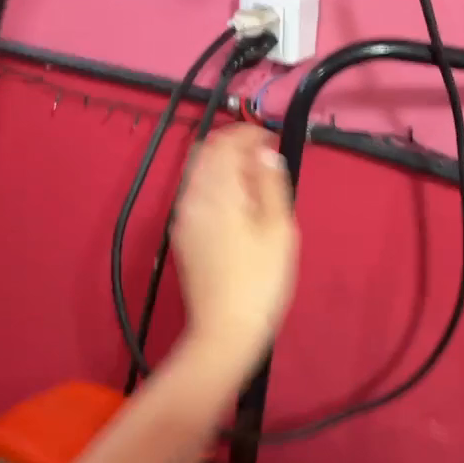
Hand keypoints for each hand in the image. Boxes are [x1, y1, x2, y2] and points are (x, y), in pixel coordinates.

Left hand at [172, 124, 298, 371]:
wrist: (226, 330)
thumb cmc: (261, 279)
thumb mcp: (279, 227)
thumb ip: (271, 182)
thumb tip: (264, 153)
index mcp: (217, 190)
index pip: (225, 141)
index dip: (250, 132)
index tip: (272, 138)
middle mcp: (192, 197)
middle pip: (206, 152)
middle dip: (234, 146)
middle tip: (264, 157)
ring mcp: (184, 218)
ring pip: (199, 173)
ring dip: (224, 165)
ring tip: (255, 181)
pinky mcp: (184, 237)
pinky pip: (196, 194)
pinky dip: (216, 185)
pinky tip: (238, 205)